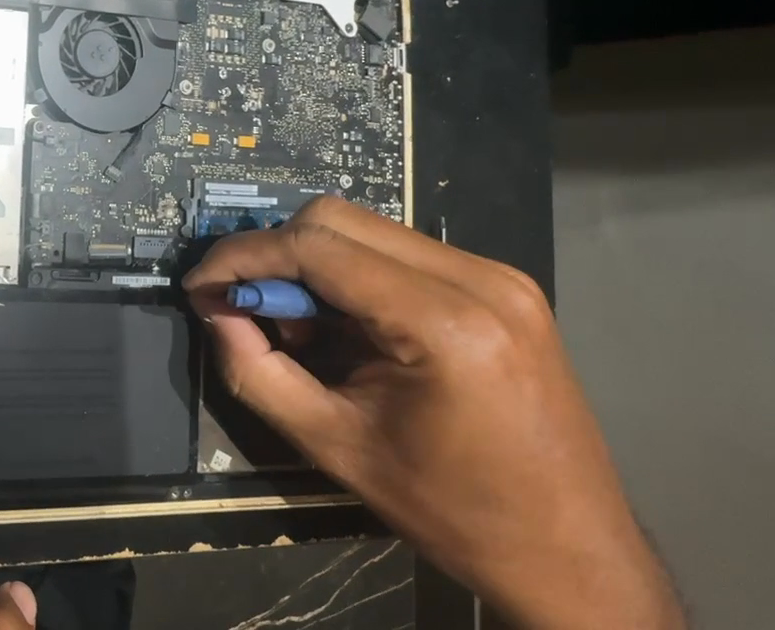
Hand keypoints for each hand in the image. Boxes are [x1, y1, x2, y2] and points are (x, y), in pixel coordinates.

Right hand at [184, 197, 682, 629]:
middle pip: (334, 218)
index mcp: (446, 323)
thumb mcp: (331, 445)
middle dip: (270, 255)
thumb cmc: (452, 512)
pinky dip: (345, 274)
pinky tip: (340, 326)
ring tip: (296, 328)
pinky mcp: (500, 285)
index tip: (200, 286)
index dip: (241, 257)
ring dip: (307, 264)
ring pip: (361, 228)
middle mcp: (479, 279)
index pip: (313, 247)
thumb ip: (254, 370)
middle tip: (244, 308)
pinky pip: (393, 250)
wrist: (574, 555)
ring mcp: (498, 276)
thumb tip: (213, 309)